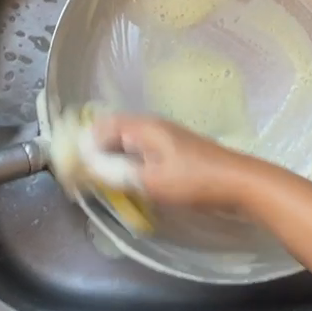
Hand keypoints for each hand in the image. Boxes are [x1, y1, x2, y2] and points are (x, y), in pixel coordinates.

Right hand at [91, 114, 271, 211]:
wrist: (241, 184)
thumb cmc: (195, 181)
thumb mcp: (150, 181)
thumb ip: (116, 172)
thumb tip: (86, 165)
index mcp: (143, 127)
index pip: (99, 127)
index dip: (82, 145)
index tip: (70, 167)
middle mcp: (152, 126)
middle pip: (113, 133)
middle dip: (95, 152)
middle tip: (82, 177)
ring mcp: (166, 138)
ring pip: (128, 144)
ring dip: (113, 160)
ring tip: (102, 182)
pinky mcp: (176, 152)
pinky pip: (142, 153)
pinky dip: (130, 165)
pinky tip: (130, 183)